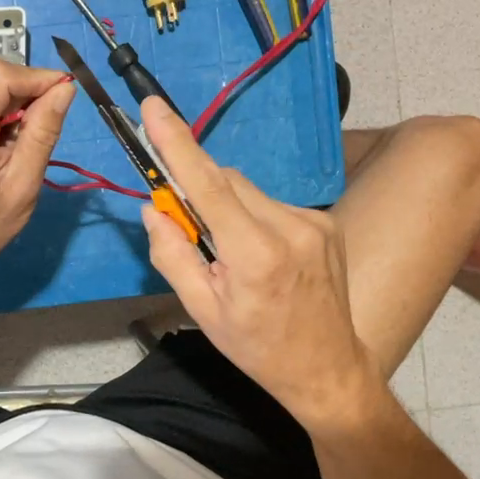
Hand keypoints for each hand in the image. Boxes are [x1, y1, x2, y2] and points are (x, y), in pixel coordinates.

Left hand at [0, 60, 74, 280]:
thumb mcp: (24, 183)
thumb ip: (43, 132)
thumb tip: (65, 89)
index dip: (35, 78)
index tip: (63, 94)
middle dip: (29, 96)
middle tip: (46, 131)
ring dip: (16, 111)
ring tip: (23, 149)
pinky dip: (2, 121)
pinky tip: (6, 150)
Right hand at [138, 98, 377, 426]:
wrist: (326, 369)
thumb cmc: (255, 347)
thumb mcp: (201, 310)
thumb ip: (172, 254)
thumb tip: (153, 208)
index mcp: (255, 254)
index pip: (207, 185)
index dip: (177, 144)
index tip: (153, 109)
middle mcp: (289, 226)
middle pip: (225, 181)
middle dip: (197, 191)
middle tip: (183, 226)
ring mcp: (313, 221)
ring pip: (247, 191)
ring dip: (226, 206)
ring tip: (231, 254)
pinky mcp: (324, 222)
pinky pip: (270, 203)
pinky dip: (251, 216)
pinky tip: (258, 254)